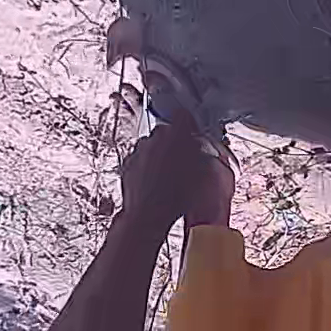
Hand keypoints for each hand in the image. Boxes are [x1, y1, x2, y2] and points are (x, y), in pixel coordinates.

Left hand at [118, 120, 234, 233]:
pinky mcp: (129, 164)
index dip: (188, 123)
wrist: (148, 214)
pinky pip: (140, 158)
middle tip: (182, 155)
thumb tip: (200, 150)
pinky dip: (146, 164)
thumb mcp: (201, 174)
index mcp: (175, 137)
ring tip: (168, 171)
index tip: (191, 130)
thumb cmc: (175, 197)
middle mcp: (155, 139)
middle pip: (166, 131)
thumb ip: (200, 154)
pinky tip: (154, 179)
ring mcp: (139, 151)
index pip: (182, 116)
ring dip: (159, 152)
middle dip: (173, 140)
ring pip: (151, 145)